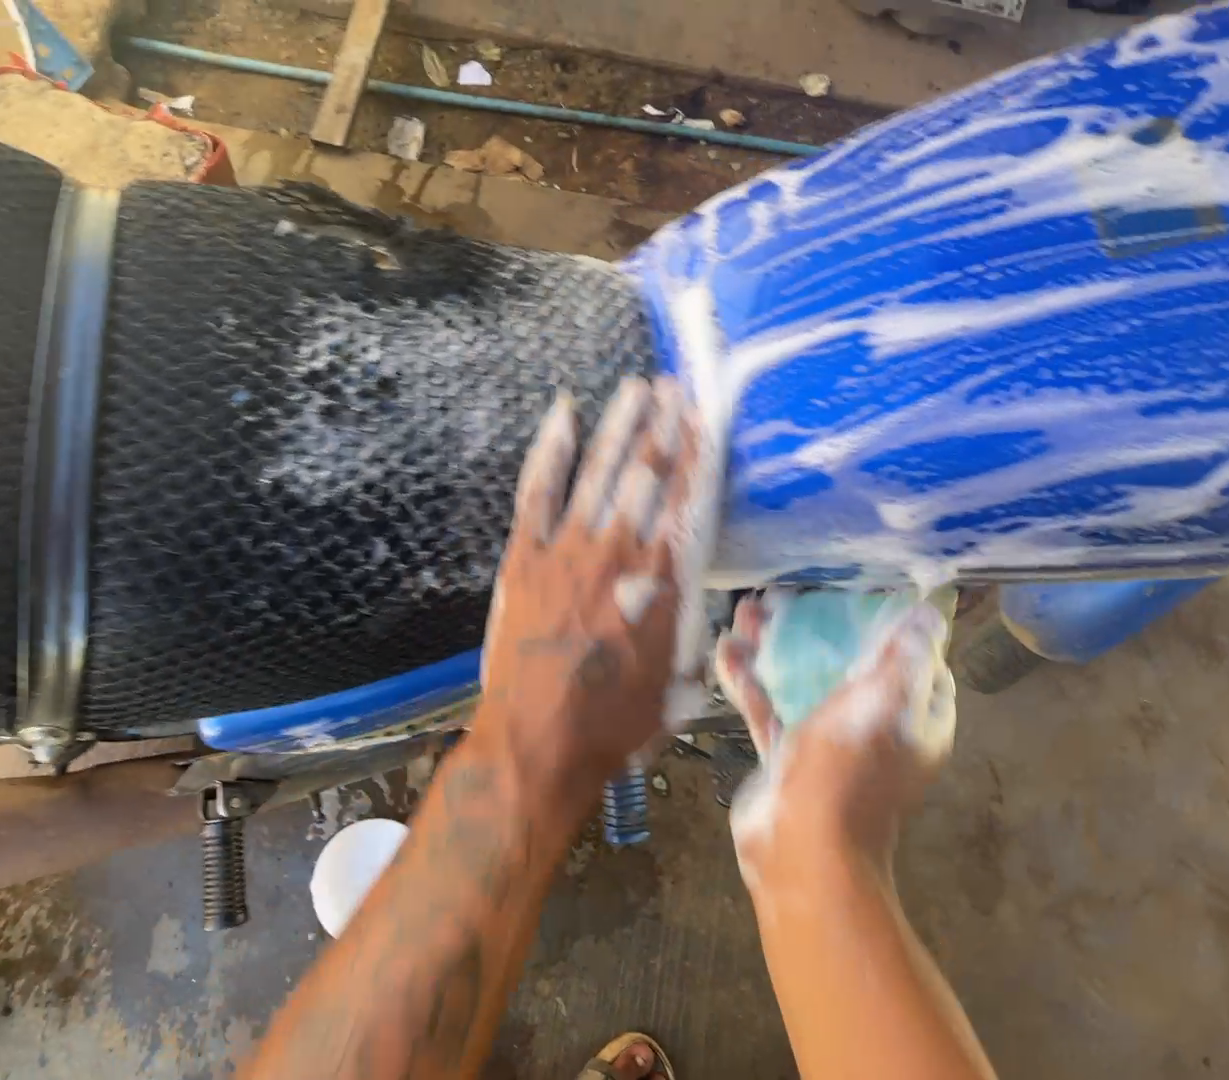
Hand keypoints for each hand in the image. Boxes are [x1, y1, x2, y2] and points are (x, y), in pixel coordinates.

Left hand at [474, 375, 705, 805]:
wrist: (538, 739)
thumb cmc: (614, 723)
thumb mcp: (677, 684)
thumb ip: (690, 634)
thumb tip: (694, 603)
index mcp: (664, 584)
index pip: (688, 501)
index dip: (697, 454)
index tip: (704, 417)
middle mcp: (619, 554)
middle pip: (647, 475)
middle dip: (663, 426)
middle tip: (674, 387)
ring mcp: (566, 550)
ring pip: (598, 471)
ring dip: (620, 426)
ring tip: (636, 388)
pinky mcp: (524, 556)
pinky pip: (538, 490)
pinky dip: (551, 449)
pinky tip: (564, 413)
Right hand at [716, 595, 944, 887]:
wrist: (800, 845)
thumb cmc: (847, 770)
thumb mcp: (882, 703)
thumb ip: (904, 657)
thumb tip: (931, 615)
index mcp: (912, 720)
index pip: (914, 664)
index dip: (891, 630)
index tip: (860, 597)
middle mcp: (873, 729)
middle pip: (846, 666)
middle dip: (815, 629)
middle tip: (785, 595)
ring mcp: (826, 744)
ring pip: (802, 682)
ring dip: (774, 648)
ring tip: (744, 610)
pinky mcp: (786, 756)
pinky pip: (768, 709)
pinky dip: (749, 681)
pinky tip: (725, 649)